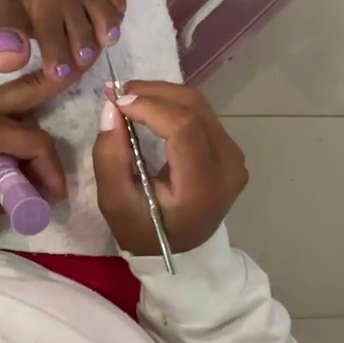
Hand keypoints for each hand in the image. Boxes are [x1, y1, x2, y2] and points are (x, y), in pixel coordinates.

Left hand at [0, 69, 75, 234]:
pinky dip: (6, 127)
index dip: (51, 169)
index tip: (54, 197)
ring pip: (7, 106)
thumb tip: (27, 197)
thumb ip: (4, 197)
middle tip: (83, 66)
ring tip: (45, 144)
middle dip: (54, 87)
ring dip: (27, 125)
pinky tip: (13, 146)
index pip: (34, 141)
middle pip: (24, 96)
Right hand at [92, 81, 248, 255]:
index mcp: (203, 187)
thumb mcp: (115, 203)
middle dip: (153, 92)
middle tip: (117, 92)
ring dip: (162, 94)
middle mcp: (228, 166)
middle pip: (194, 108)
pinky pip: (201, 114)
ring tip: (129, 97)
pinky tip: (148, 107)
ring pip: (199, 105)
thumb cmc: (145, 231)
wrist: (180, 251)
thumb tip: (111, 109)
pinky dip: (172, 104)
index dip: (151, 107)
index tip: (117, 103)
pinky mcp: (230, 149)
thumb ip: (110, 156)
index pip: (185, 128)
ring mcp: (234, 156)